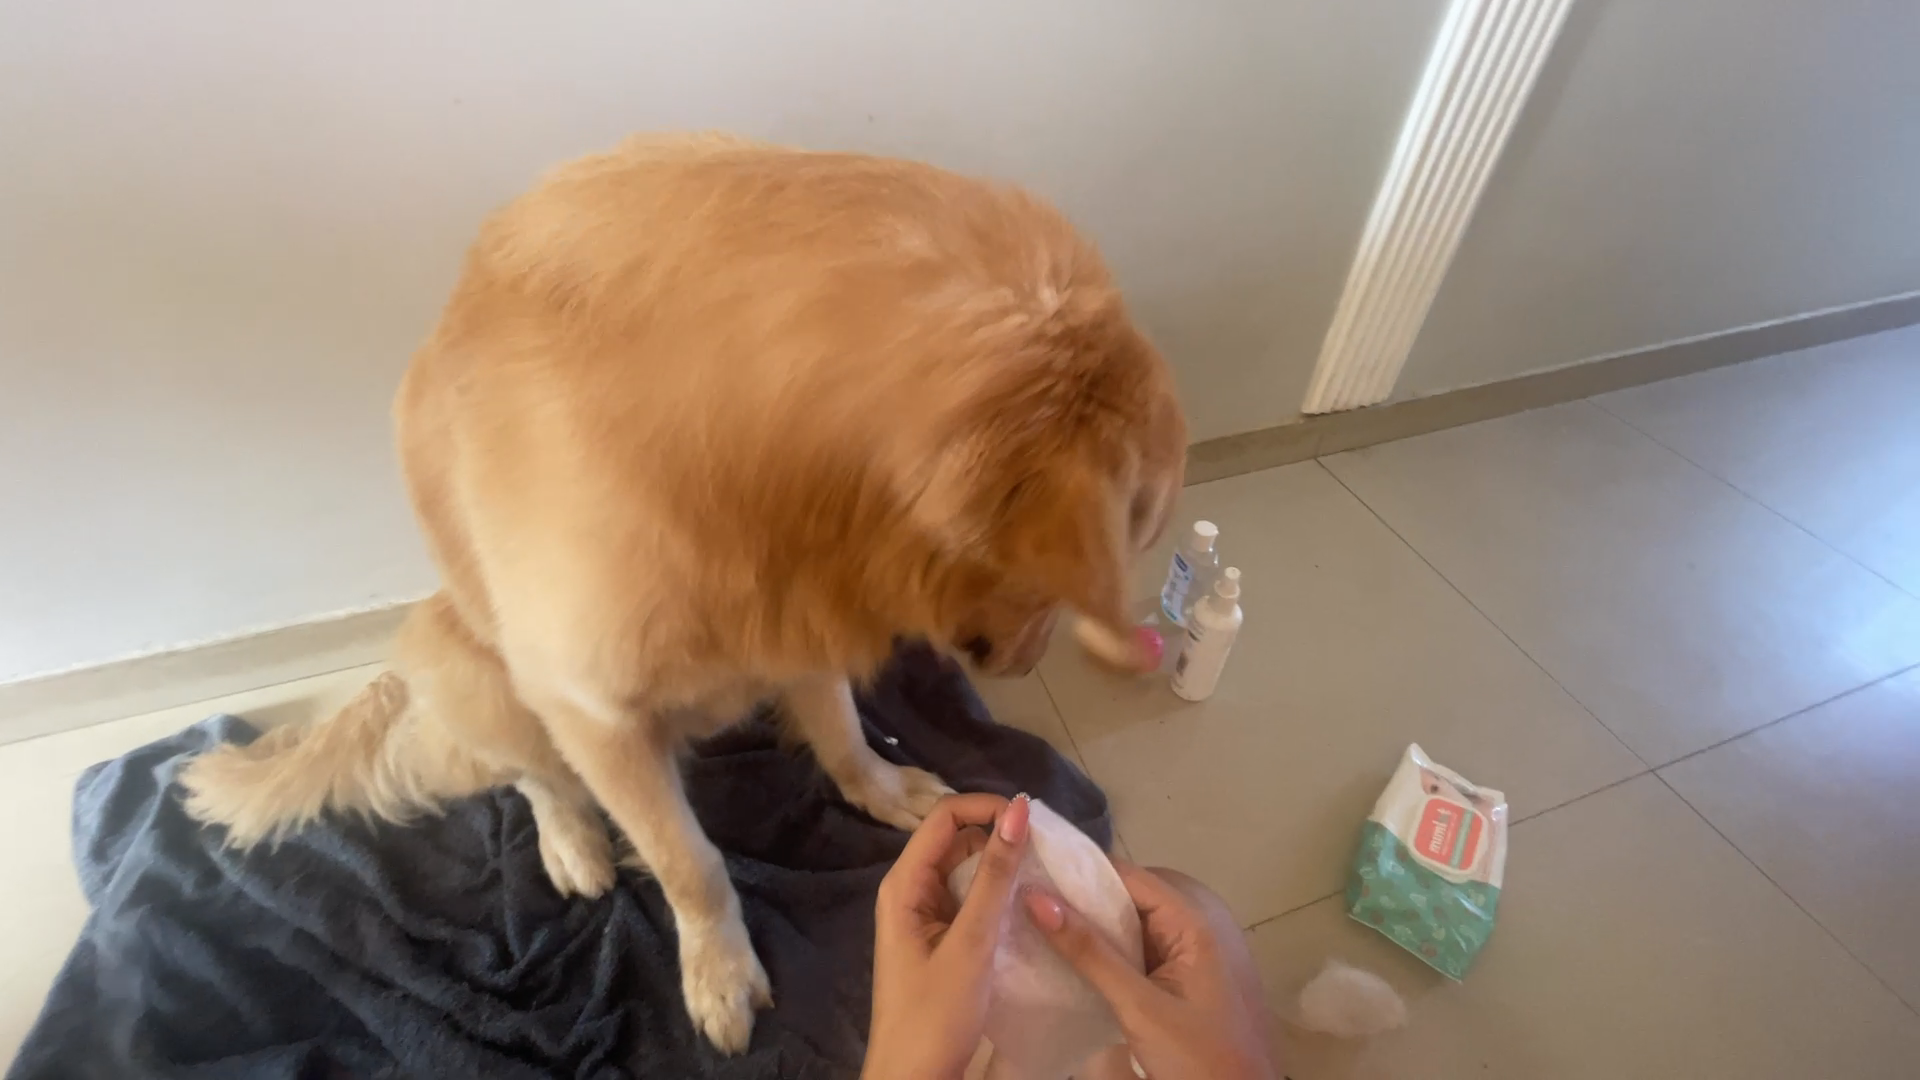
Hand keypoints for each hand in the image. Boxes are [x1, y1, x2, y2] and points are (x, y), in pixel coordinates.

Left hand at [862, 792, 1031, 1079]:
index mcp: (905, 882)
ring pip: (966, 868)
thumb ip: (995, 876)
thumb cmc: (935, 1016)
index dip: (985, 807)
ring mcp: (926, 914)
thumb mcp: (972, 942)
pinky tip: (1028, 903)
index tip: (1030, 821)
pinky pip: (970, 898)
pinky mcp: (941, 937)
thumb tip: (1019, 810)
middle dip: (998, 835)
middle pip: (956, 838)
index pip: (945, 816)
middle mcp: (912, 888)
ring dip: (1001, 866)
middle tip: (1045, 850)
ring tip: (1044, 872)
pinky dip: (997, 893)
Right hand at [1024, 862, 1276, 1079]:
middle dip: (1086, 898)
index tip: (1031, 876)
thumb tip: (1035, 897)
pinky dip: (1119, 943)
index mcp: (1195, 915)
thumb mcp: (1138, 1008)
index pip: (1125, 874)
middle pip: (1130, 889)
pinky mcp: (1196, 964)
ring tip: (1049, 927)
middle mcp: (1201, 913)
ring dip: (1100, 922)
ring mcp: (1201, 939)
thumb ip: (1088, 951)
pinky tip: (1085, 956)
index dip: (1077, 873)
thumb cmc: (1202, 1062)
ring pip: (1137, 912)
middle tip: (1034, 907)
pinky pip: (1149, 935)